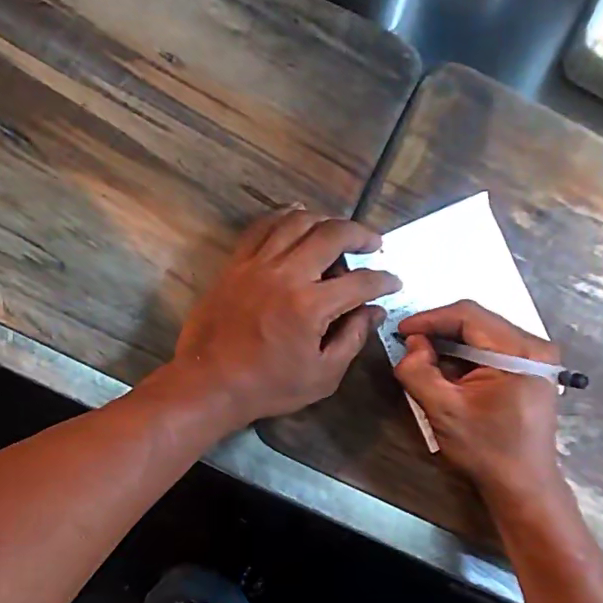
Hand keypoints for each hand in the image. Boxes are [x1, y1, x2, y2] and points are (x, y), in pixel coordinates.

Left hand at [165, 206, 398, 428]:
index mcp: (311, 306)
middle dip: (360, 234)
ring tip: (338, 230)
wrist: (209, 384)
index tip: (393, 282)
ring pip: (297, 221)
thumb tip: (374, 312)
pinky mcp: (235, 264)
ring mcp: (257, 264)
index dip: (383, 280)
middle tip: (373, 243)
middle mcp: (286, 274)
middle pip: (332, 235)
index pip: (360, 282)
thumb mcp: (322, 375)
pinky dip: (284, 216)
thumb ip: (352, 339)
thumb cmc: (268, 386)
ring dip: (325, 220)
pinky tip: (298, 217)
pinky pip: (262, 227)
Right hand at [395, 300, 565, 500]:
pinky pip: (490, 352)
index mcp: (521, 351)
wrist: (523, 486)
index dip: (430, 319)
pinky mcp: (528, 372)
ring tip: (422, 360)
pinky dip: (464, 358)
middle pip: (477, 322)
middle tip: (408, 346)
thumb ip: (419, 372)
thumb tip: (411, 345)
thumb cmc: (487, 450)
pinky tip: (445, 372)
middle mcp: (534, 347)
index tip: (401, 331)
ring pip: (481, 336)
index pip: (469, 315)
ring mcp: (534, 359)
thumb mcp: (443, 410)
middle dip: (439, 332)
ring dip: (449, 345)